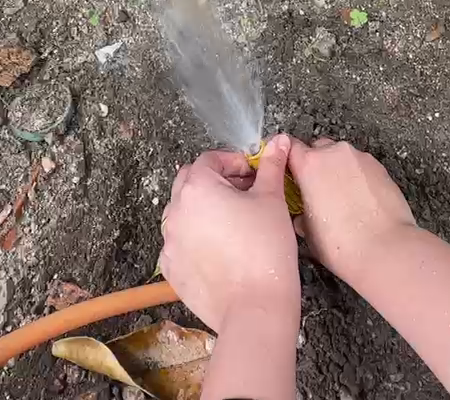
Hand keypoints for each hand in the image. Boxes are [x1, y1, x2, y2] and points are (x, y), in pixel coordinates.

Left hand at [159, 135, 299, 330]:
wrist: (255, 308)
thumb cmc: (265, 251)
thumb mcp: (272, 198)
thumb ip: (272, 166)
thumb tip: (279, 142)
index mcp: (198, 187)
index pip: (210, 158)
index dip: (234, 161)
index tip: (252, 172)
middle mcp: (176, 211)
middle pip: (191, 180)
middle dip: (216, 180)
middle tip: (244, 191)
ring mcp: (170, 242)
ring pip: (183, 211)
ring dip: (203, 207)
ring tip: (233, 219)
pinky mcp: (172, 269)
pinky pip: (179, 241)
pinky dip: (195, 236)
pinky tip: (221, 246)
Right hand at [285, 139, 417, 279]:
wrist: (385, 249)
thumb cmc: (344, 245)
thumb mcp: (308, 233)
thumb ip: (301, 214)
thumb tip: (302, 217)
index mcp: (310, 165)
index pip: (291, 147)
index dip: (290, 159)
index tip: (291, 172)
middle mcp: (334, 154)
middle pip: (318, 148)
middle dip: (316, 165)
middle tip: (318, 190)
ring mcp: (359, 157)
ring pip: (342, 157)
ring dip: (339, 171)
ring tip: (344, 200)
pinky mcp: (379, 166)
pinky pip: (361, 166)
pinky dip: (358, 178)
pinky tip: (361, 202)